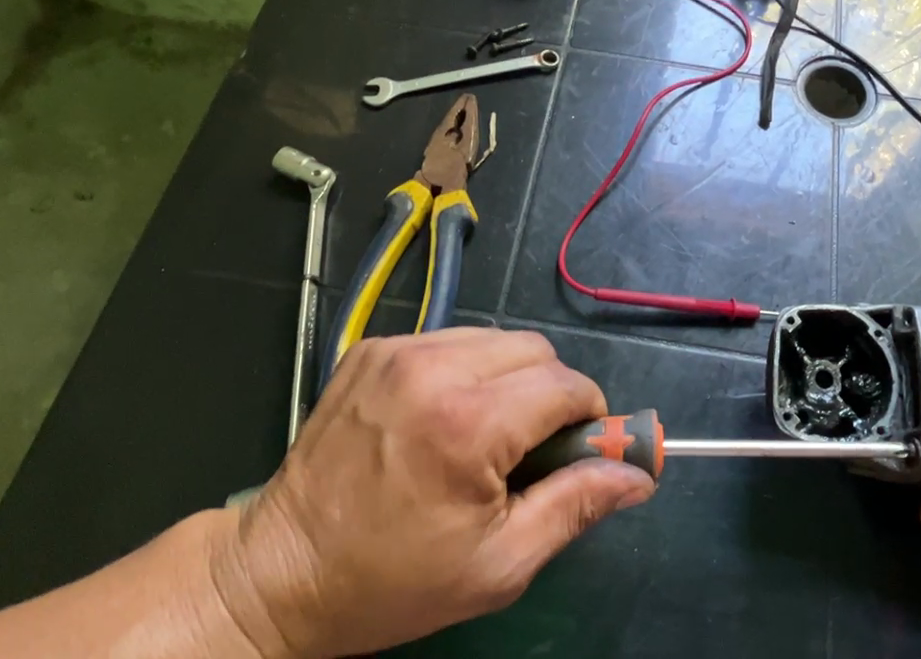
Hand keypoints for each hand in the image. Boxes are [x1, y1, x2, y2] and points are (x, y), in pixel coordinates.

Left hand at [208, 328, 655, 657]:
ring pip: (495, 339)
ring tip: (484, 433)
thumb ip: (575, 505)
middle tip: (529, 449)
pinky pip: (451, 341)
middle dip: (550, 393)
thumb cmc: (394, 581)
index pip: (565, 385)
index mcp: (468, 423)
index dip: (587, 417)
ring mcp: (398, 351)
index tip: (577, 452)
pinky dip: (466, 370)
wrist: (282, 571)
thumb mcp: (499, 564)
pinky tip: (444, 415)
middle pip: (534, 350)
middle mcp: (434, 367)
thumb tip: (638, 474)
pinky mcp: (373, 348)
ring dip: (509, 377)